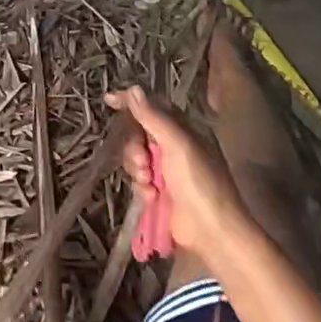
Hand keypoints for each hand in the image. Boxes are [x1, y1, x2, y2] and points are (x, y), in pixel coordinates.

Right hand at [106, 85, 253, 259]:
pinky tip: (152, 197)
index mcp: (184, 130)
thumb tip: (133, 89)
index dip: (131, 103)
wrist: (211, 232)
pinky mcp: (160, 193)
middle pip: (139, 135)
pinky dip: (143, 188)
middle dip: (135, 148)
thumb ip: (154, 118)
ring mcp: (167, 171)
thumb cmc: (199, 182)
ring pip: (136, 159)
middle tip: (143, 161)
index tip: (109, 100)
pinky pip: (139, 181)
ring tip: (149, 184)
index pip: (153, 108)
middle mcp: (174, 147)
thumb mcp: (177, 145)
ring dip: (137, 170)